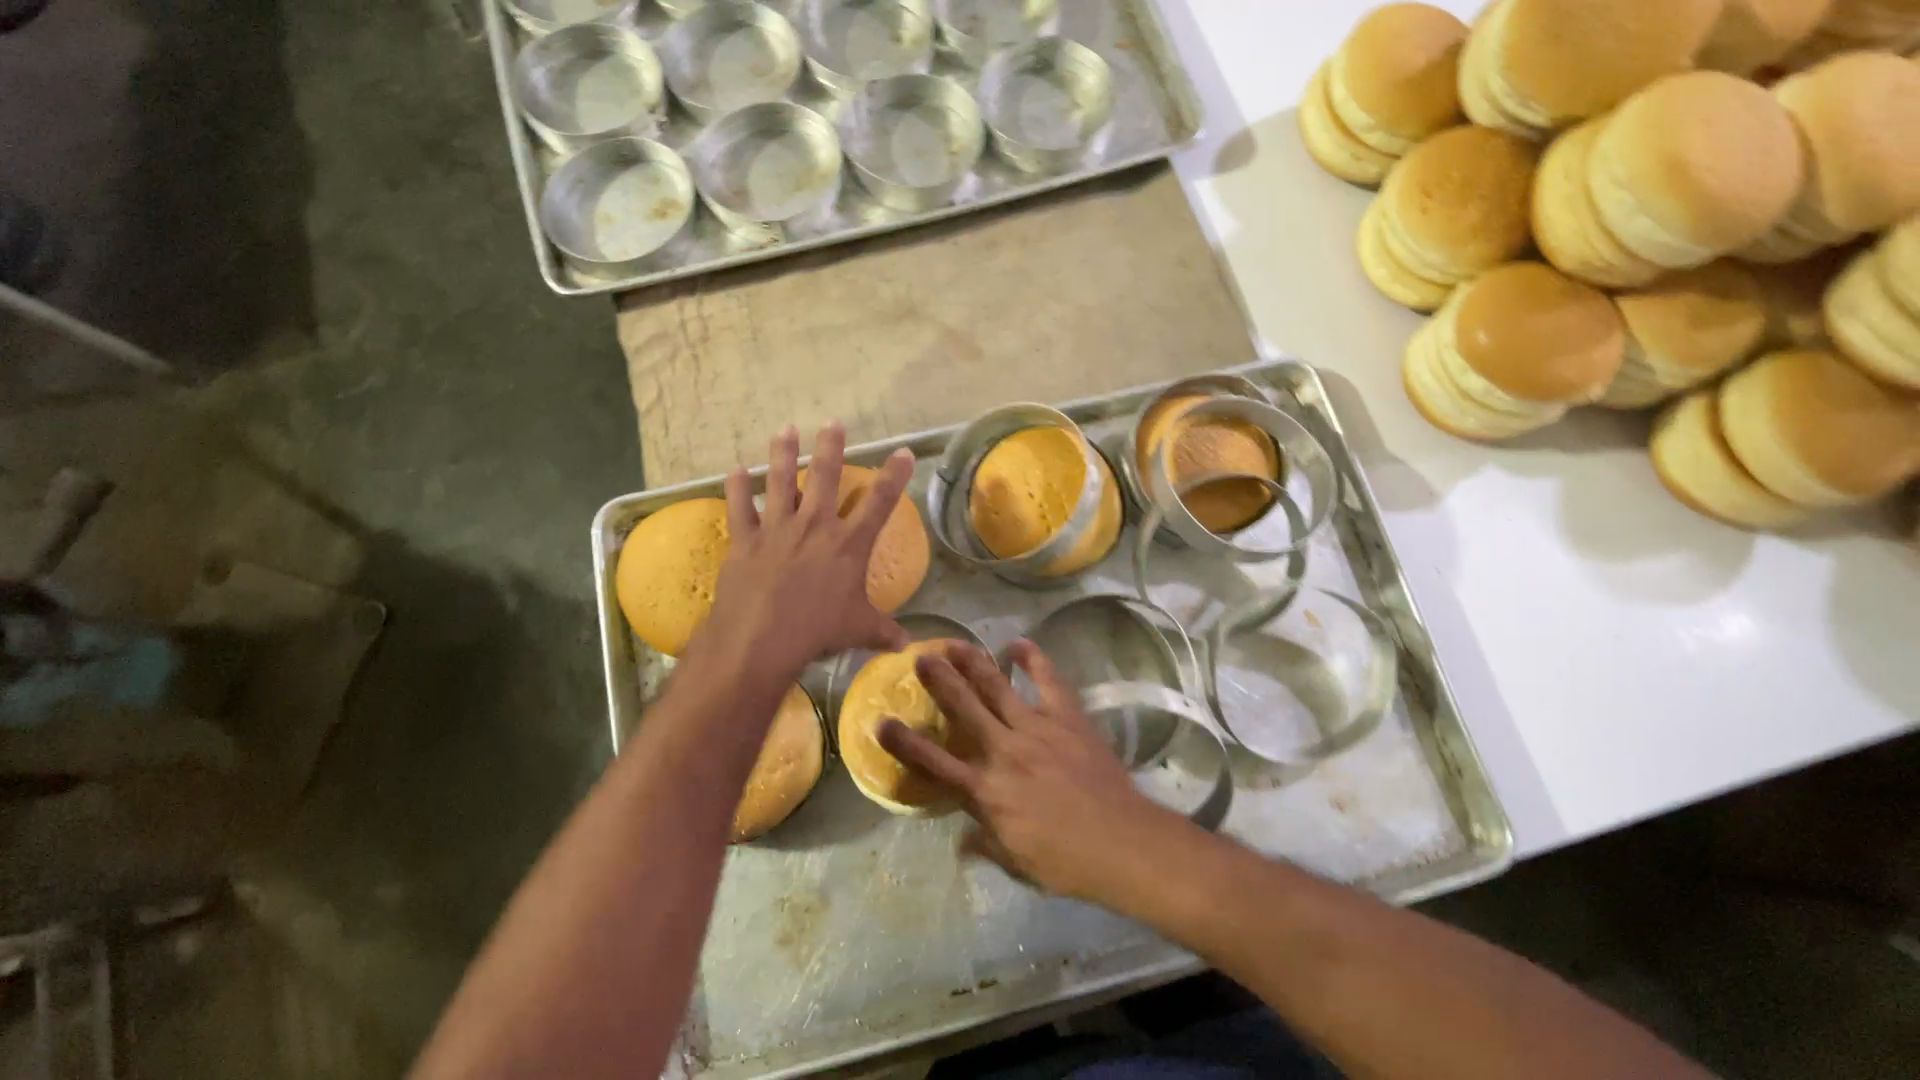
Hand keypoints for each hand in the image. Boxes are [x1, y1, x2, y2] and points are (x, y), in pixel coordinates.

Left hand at [690, 424, 914, 679]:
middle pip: (827, 477)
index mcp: (848, 544)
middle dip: (831, 447)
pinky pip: (739, 507)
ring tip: (785, 430)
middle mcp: (815, 526)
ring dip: (783, 453)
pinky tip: (735, 469)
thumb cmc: (817, 631)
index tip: (904, 452)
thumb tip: (907, 644)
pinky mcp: (745, 539)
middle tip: (833, 422)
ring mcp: (777, 529)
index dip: (894, 476)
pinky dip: (736, 487)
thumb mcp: (858, 631)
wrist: (762, 638)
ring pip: (781, 481)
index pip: (879, 502)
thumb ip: (883, 631)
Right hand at [878, 640, 1184, 900]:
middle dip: (938, 681)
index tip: (881, 722)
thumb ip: (986, 844)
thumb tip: (961, 842)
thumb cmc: (1066, 861)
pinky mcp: (1068, 719)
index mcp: (986, 792)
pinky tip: (1018, 643)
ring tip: (953, 643)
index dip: (904, 743)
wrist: (1122, 843)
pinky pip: (1049, 681)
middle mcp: (1004, 752)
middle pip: (963, 709)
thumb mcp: (1017, 862)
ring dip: (973, 663)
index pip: (933, 764)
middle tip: (919, 657)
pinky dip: (1034, 660)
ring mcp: (1037, 730)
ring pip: (997, 687)